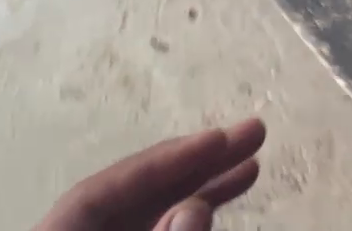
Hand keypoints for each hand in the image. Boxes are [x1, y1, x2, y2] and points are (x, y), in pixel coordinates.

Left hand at [34, 118, 266, 230]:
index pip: (95, 193)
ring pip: (142, 219)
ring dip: (200, 189)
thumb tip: (197, 206)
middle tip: (255, 132)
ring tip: (253, 162)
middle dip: (192, 167)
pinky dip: (188, 219)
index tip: (219, 137)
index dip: (160, 163)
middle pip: (125, 201)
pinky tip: (228, 192)